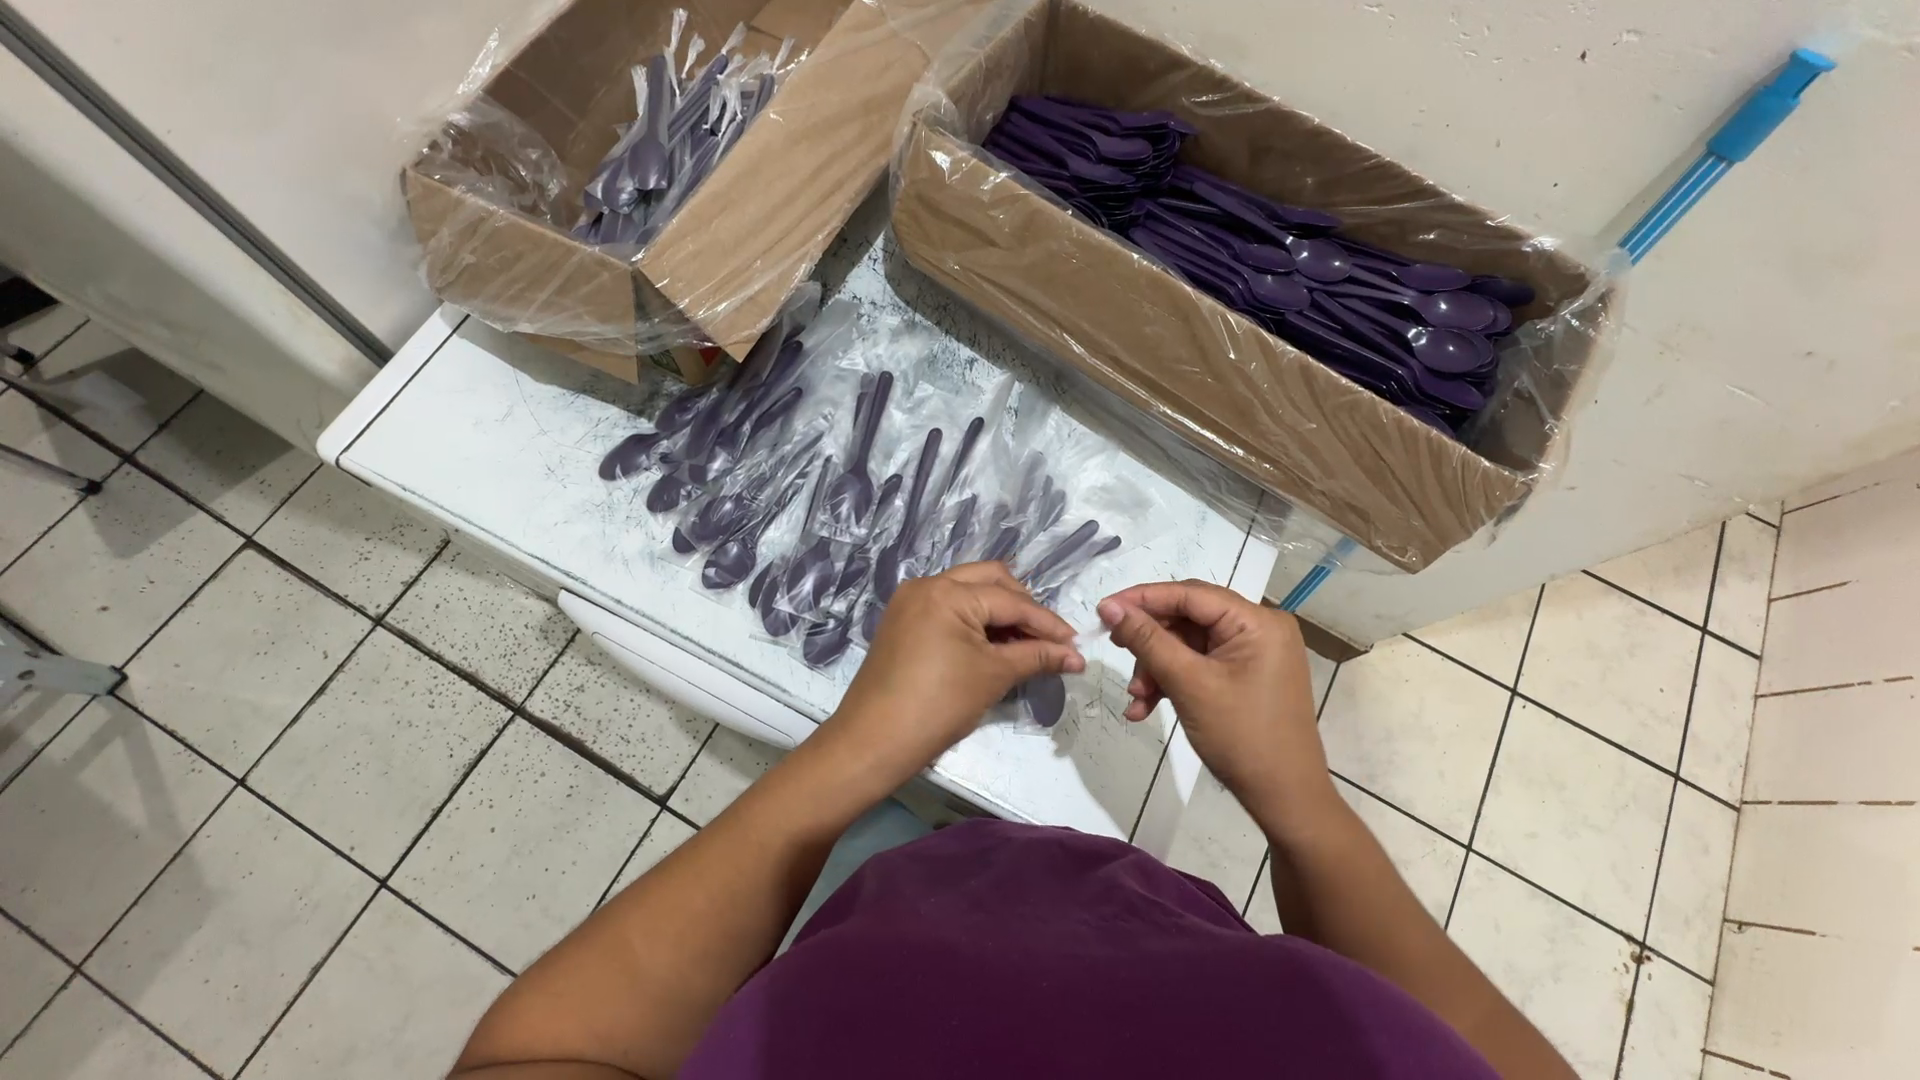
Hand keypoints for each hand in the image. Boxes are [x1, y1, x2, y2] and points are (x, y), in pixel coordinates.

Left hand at [821, 562, 1083, 781]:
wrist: (874, 741)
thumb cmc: (938, 705)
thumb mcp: (993, 676)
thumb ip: (1037, 656)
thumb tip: (1076, 656)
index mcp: (948, 592)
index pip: (1011, 601)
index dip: (1047, 623)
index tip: (1075, 644)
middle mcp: (926, 584)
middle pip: (990, 581)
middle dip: (1023, 607)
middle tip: (1048, 639)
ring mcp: (910, 601)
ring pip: (968, 591)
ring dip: (999, 612)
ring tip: (1025, 644)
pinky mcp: (902, 621)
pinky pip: (948, 608)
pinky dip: (974, 621)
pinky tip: (994, 645)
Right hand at [1098, 580, 1333, 821]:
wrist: (1284, 798)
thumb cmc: (1241, 736)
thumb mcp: (1188, 684)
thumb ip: (1147, 640)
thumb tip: (1110, 606)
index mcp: (1257, 622)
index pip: (1190, 594)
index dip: (1143, 598)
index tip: (1103, 610)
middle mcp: (1259, 629)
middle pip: (1188, 619)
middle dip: (1150, 643)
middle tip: (1116, 653)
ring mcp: (1253, 654)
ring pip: (1188, 645)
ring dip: (1156, 668)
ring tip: (1136, 699)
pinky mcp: (1245, 676)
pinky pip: (1199, 666)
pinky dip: (1173, 682)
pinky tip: (1147, 708)